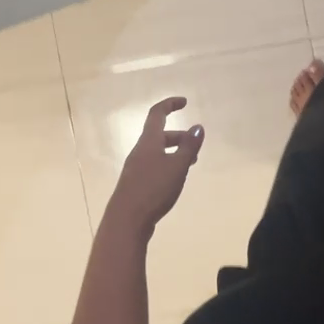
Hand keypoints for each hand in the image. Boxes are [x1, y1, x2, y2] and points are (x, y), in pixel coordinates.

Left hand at [102, 96, 203, 239]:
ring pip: (156, 152)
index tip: (184, 102)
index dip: (170, 105)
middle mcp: (139, 151)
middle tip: (194, 145)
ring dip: (173, 152)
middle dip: (178, 135)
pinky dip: (166, 165)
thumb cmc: (153, 189)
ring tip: (189, 164)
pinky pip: (152, 166)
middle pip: (158, 135)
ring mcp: (134, 168)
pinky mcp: (134, 184)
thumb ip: (189, 146)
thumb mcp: (177, 166)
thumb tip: (197, 126)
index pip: (157, 114)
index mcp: (148, 142)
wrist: (125, 221)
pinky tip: (173, 181)